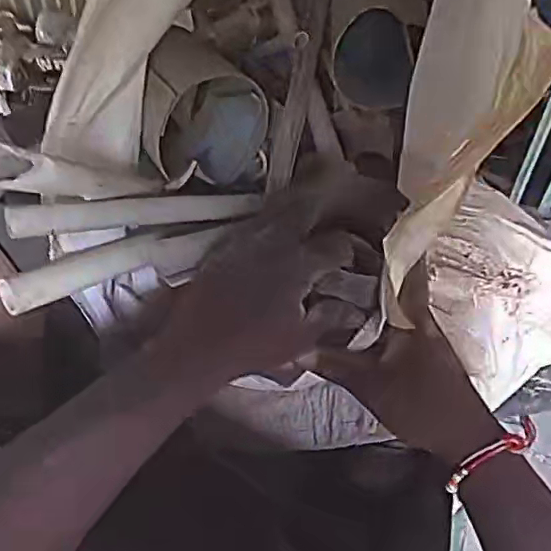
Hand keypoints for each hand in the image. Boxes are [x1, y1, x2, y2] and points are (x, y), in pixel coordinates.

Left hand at [154, 169, 399, 378]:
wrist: (195, 344)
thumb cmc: (250, 346)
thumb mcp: (299, 338)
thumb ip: (331, 317)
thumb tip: (355, 310)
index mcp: (298, 263)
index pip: (337, 245)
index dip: (351, 252)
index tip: (354, 263)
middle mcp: (274, 240)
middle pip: (310, 204)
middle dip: (331, 204)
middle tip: (342, 213)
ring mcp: (246, 237)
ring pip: (281, 207)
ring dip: (302, 207)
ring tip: (313, 218)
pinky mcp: (225, 243)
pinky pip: (257, 220)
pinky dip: (275, 220)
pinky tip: (278, 237)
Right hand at [315, 265, 506, 461]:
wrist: (464, 438)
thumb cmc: (420, 405)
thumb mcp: (370, 385)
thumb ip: (334, 364)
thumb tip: (297, 348)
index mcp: (413, 320)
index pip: (404, 273)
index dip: (391, 249)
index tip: (369, 230)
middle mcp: (423, 322)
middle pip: (398, 287)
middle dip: (373, 272)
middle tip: (340, 260)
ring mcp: (427, 339)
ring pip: (397, 308)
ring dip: (375, 297)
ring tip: (342, 288)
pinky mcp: (426, 356)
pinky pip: (399, 326)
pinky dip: (381, 320)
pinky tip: (360, 326)